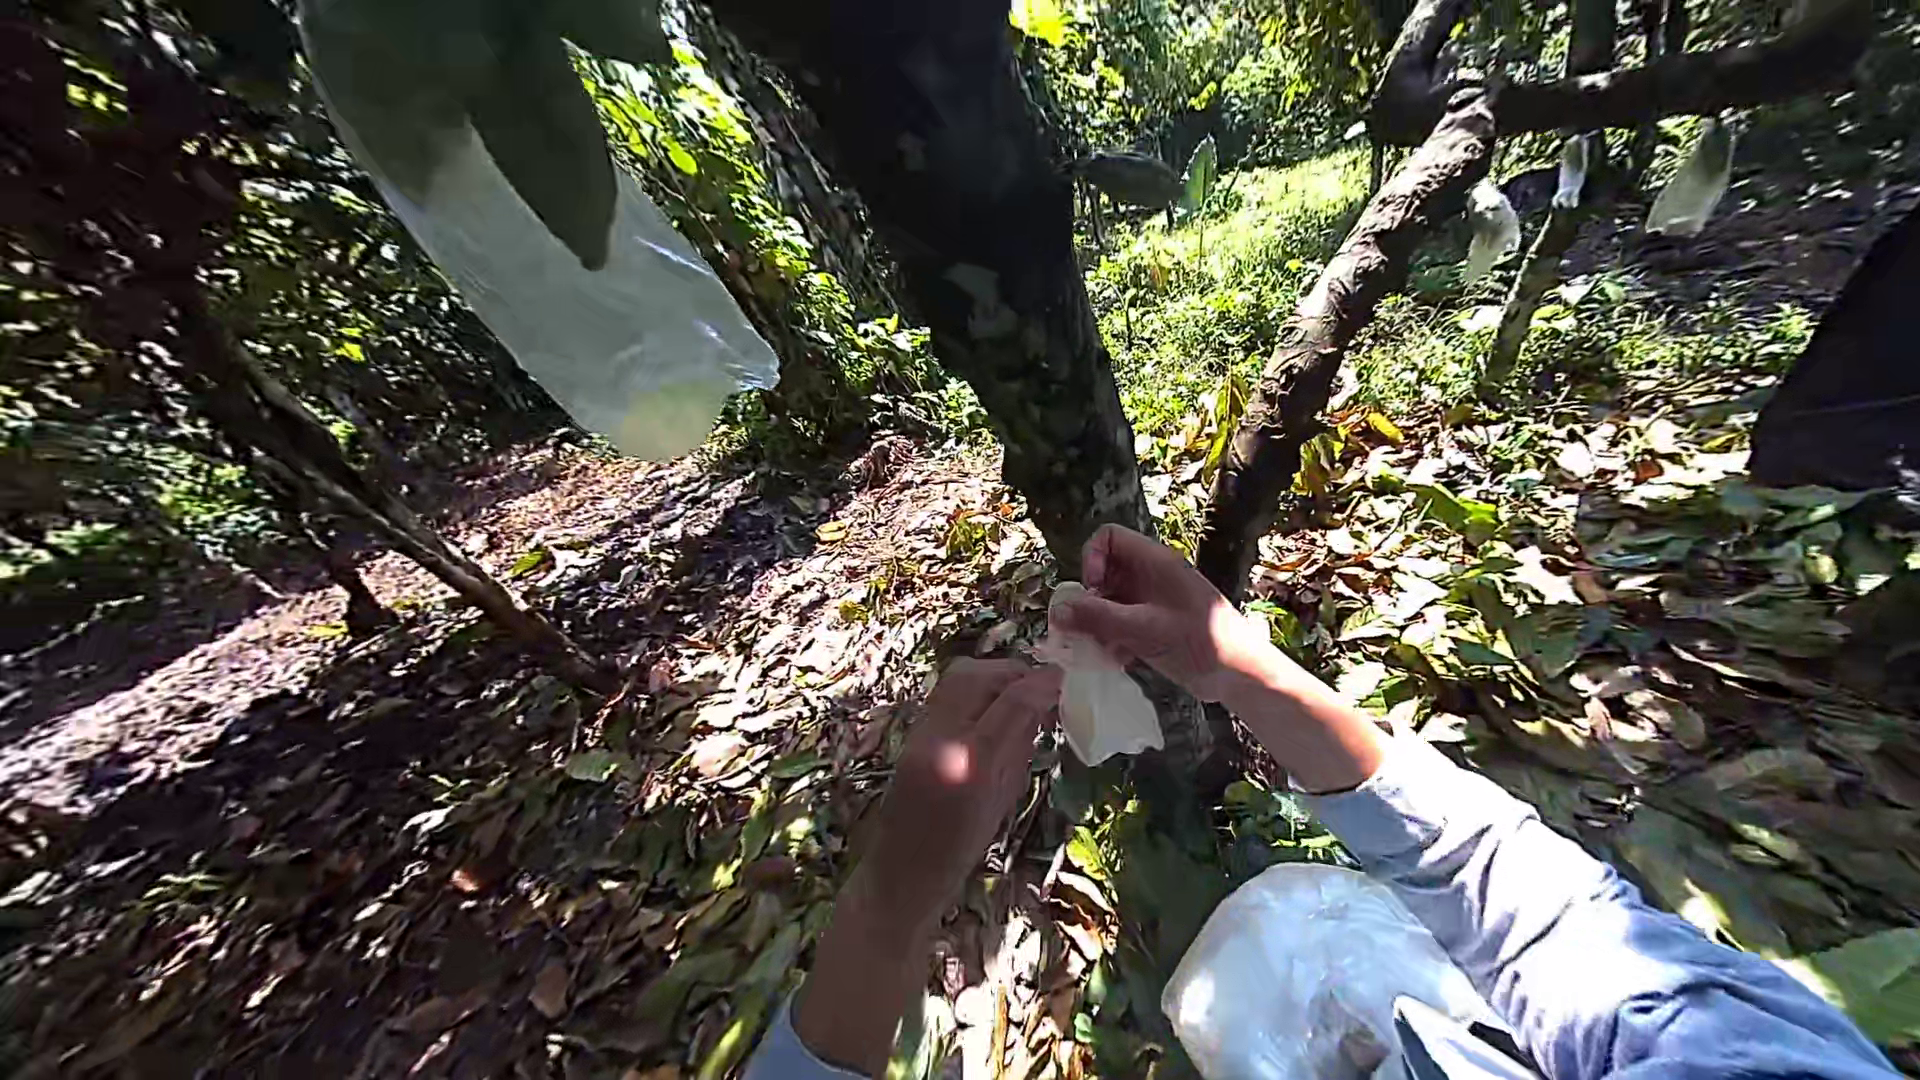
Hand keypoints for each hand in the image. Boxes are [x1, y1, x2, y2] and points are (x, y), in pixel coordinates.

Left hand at [794, 659, 1058, 1074]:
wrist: (899, 871)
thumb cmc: (959, 851)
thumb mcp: (1003, 800)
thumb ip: (1020, 746)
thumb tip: (1042, 703)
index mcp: (971, 763)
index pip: (1012, 701)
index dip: (1041, 683)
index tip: (1063, 678)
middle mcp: (941, 737)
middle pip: (981, 675)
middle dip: (1015, 672)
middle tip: (1041, 686)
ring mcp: (921, 729)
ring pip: (960, 673)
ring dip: (995, 673)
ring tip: (1018, 692)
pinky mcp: (912, 729)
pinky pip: (948, 688)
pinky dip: (975, 684)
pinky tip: (991, 703)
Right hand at [1053, 523, 1279, 702]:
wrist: (1239, 676)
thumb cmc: (1199, 643)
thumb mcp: (1143, 629)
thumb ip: (1098, 618)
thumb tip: (1057, 610)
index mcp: (1153, 562)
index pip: (1107, 538)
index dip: (1091, 559)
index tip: (1093, 591)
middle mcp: (1149, 575)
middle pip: (1103, 571)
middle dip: (1089, 599)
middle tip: (1085, 627)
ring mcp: (1150, 600)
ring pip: (1108, 599)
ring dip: (1097, 623)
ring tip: (1099, 648)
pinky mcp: (1151, 623)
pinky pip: (1118, 621)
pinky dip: (1111, 637)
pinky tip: (1117, 659)